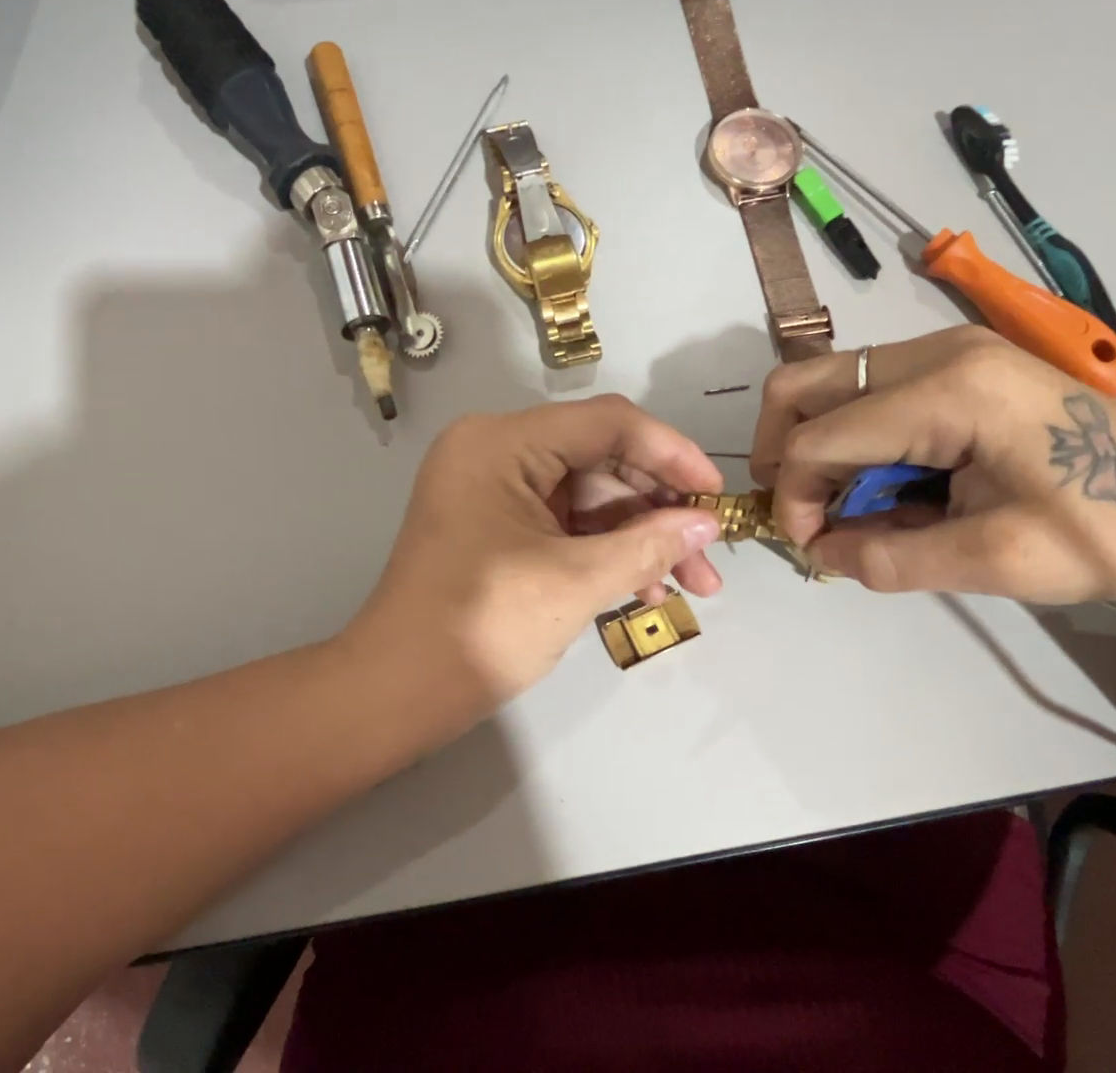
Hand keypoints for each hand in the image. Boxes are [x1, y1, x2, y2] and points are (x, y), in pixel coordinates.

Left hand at [353, 396, 725, 705]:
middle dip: (659, 512)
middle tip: (708, 558)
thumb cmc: (483, 625)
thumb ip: (650, 545)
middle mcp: (494, 454)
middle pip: (599, 463)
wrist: (398, 691)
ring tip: (692, 588)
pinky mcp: (495, 531)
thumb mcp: (576, 582)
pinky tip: (647, 591)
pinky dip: (604, 555)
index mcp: (501, 443)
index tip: (716, 496)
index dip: (670, 454)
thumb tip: (706, 524)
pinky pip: (563, 527)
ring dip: (639, 541)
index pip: (607, 424)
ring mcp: (492, 493)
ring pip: (587, 501)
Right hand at [753, 327, 1115, 609]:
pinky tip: (888, 487)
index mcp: (950, 390)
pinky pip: (871, 395)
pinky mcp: (963, 368)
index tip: (810, 548)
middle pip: (804, 384)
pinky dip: (854, 442)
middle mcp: (940, 351)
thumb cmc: (1112, 536)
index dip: (794, 497)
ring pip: (831, 386)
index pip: (818, 436)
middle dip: (783, 454)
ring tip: (851, 508)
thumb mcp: (992, 562)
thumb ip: (885, 557)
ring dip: (819, 448)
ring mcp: (952, 352)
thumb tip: (818, 550)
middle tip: (803, 513)